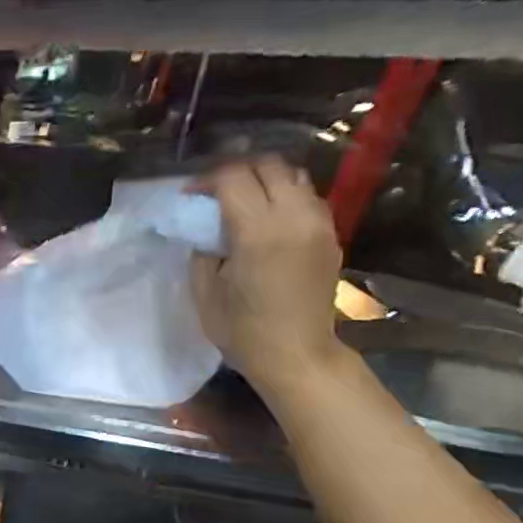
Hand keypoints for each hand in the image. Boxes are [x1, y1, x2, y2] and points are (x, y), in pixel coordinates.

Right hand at [191, 157, 344, 388]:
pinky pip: (308, 197)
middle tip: (217, 191)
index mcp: (257, 232)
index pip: (233, 177)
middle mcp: (293, 217)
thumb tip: (205, 228)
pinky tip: (271, 217)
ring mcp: (318, 224)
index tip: (191, 195)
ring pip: (294, 175)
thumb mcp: (206, 293)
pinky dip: (287, 195)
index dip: (207, 180)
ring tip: (246, 199)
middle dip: (238, 171)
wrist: (299, 357)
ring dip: (266, 179)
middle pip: (267, 165)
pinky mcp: (331, 235)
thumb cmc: (245, 333)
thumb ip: (202, 251)